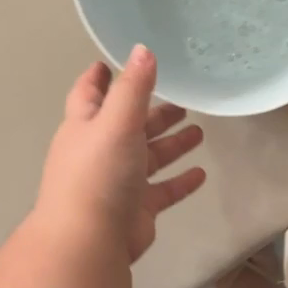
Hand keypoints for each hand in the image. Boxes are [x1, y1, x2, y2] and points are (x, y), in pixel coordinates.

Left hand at [34, 45, 206, 261]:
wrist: (90, 238)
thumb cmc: (98, 173)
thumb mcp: (117, 123)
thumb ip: (134, 88)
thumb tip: (144, 50)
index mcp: (86, 126)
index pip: (90, 94)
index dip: (100, 78)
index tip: (111, 63)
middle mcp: (100, 151)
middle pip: (128, 125)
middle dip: (151, 112)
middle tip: (179, 101)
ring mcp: (119, 181)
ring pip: (149, 157)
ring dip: (171, 144)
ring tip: (198, 131)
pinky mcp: (138, 208)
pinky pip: (164, 189)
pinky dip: (181, 180)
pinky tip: (201, 173)